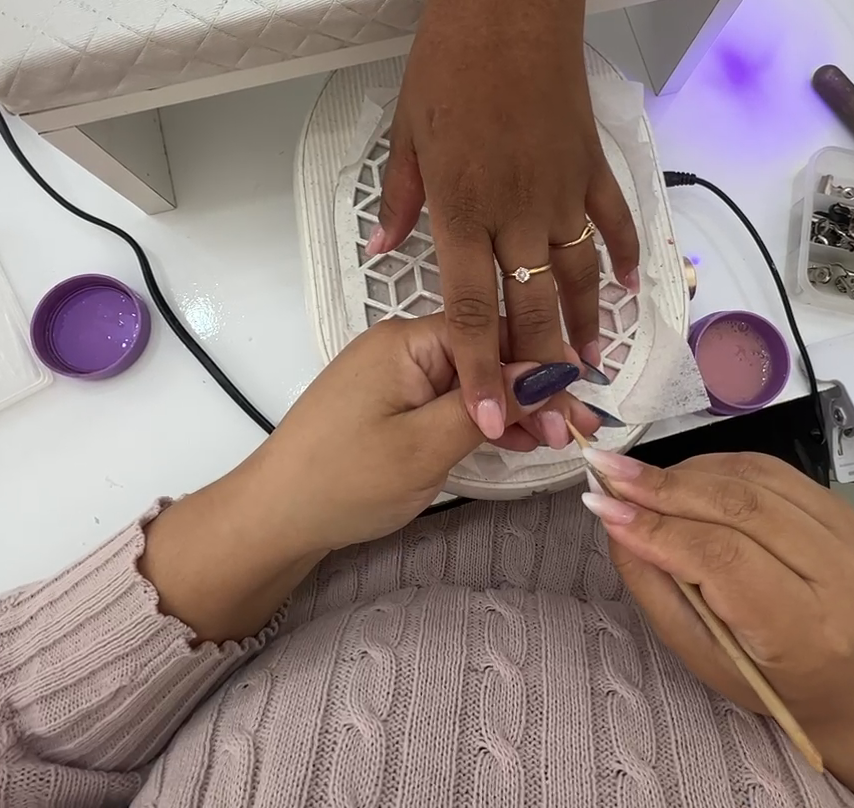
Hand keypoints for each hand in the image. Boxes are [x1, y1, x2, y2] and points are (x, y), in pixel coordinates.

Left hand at [147, 318, 595, 640]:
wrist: (273, 518)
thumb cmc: (344, 482)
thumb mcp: (424, 447)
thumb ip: (489, 406)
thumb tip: (550, 374)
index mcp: (408, 339)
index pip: (492, 335)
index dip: (541, 368)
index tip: (579, 408)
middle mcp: (405, 344)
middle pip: (486, 355)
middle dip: (534, 391)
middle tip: (576, 433)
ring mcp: (399, 372)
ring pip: (473, 379)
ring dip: (513, 408)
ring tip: (555, 441)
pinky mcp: (396, 399)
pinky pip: (451, 398)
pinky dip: (482, 419)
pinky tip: (517, 439)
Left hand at [370, 0, 639, 442]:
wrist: (509, 4)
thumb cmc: (446, 64)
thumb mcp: (406, 133)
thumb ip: (401, 200)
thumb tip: (381, 248)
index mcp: (461, 210)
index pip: (470, 309)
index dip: (482, 370)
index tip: (491, 420)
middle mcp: (515, 214)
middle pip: (532, 308)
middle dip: (542, 368)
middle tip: (554, 414)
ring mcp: (562, 192)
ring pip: (580, 277)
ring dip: (586, 327)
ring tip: (592, 368)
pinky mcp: (593, 168)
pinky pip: (615, 223)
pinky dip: (627, 258)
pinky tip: (631, 289)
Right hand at [582, 452, 853, 807]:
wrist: (845, 674)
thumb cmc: (761, 676)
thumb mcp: (696, 651)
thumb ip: (652, 583)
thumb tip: (612, 515)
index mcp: (806, 630)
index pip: (724, 558)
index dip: (659, 526)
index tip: (600, 502)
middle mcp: (840, 577)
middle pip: (739, 507)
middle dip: (664, 485)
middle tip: (606, 468)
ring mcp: (848, 535)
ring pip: (752, 478)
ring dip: (685, 471)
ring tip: (635, 475)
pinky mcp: (841, 507)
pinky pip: (767, 468)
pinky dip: (714, 465)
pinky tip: (680, 474)